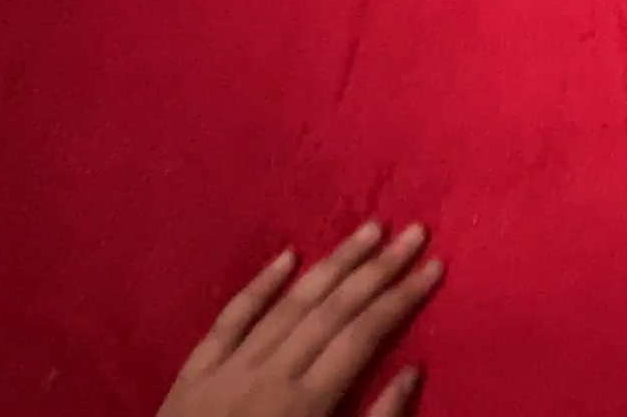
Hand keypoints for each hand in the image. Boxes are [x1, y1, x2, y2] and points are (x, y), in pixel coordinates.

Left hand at [157, 222, 442, 416]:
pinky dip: (257, 286)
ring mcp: (225, 372)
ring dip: (335, 262)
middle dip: (380, 267)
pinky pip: (227, 321)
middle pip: (334, 309)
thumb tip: (413, 370)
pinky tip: (288, 254)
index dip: (403, 296)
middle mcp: (267, 376)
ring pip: (290, 303)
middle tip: (416, 230)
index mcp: (303, 404)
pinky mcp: (191, 376)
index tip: (436, 264)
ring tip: (372, 227)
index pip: (365, 333)